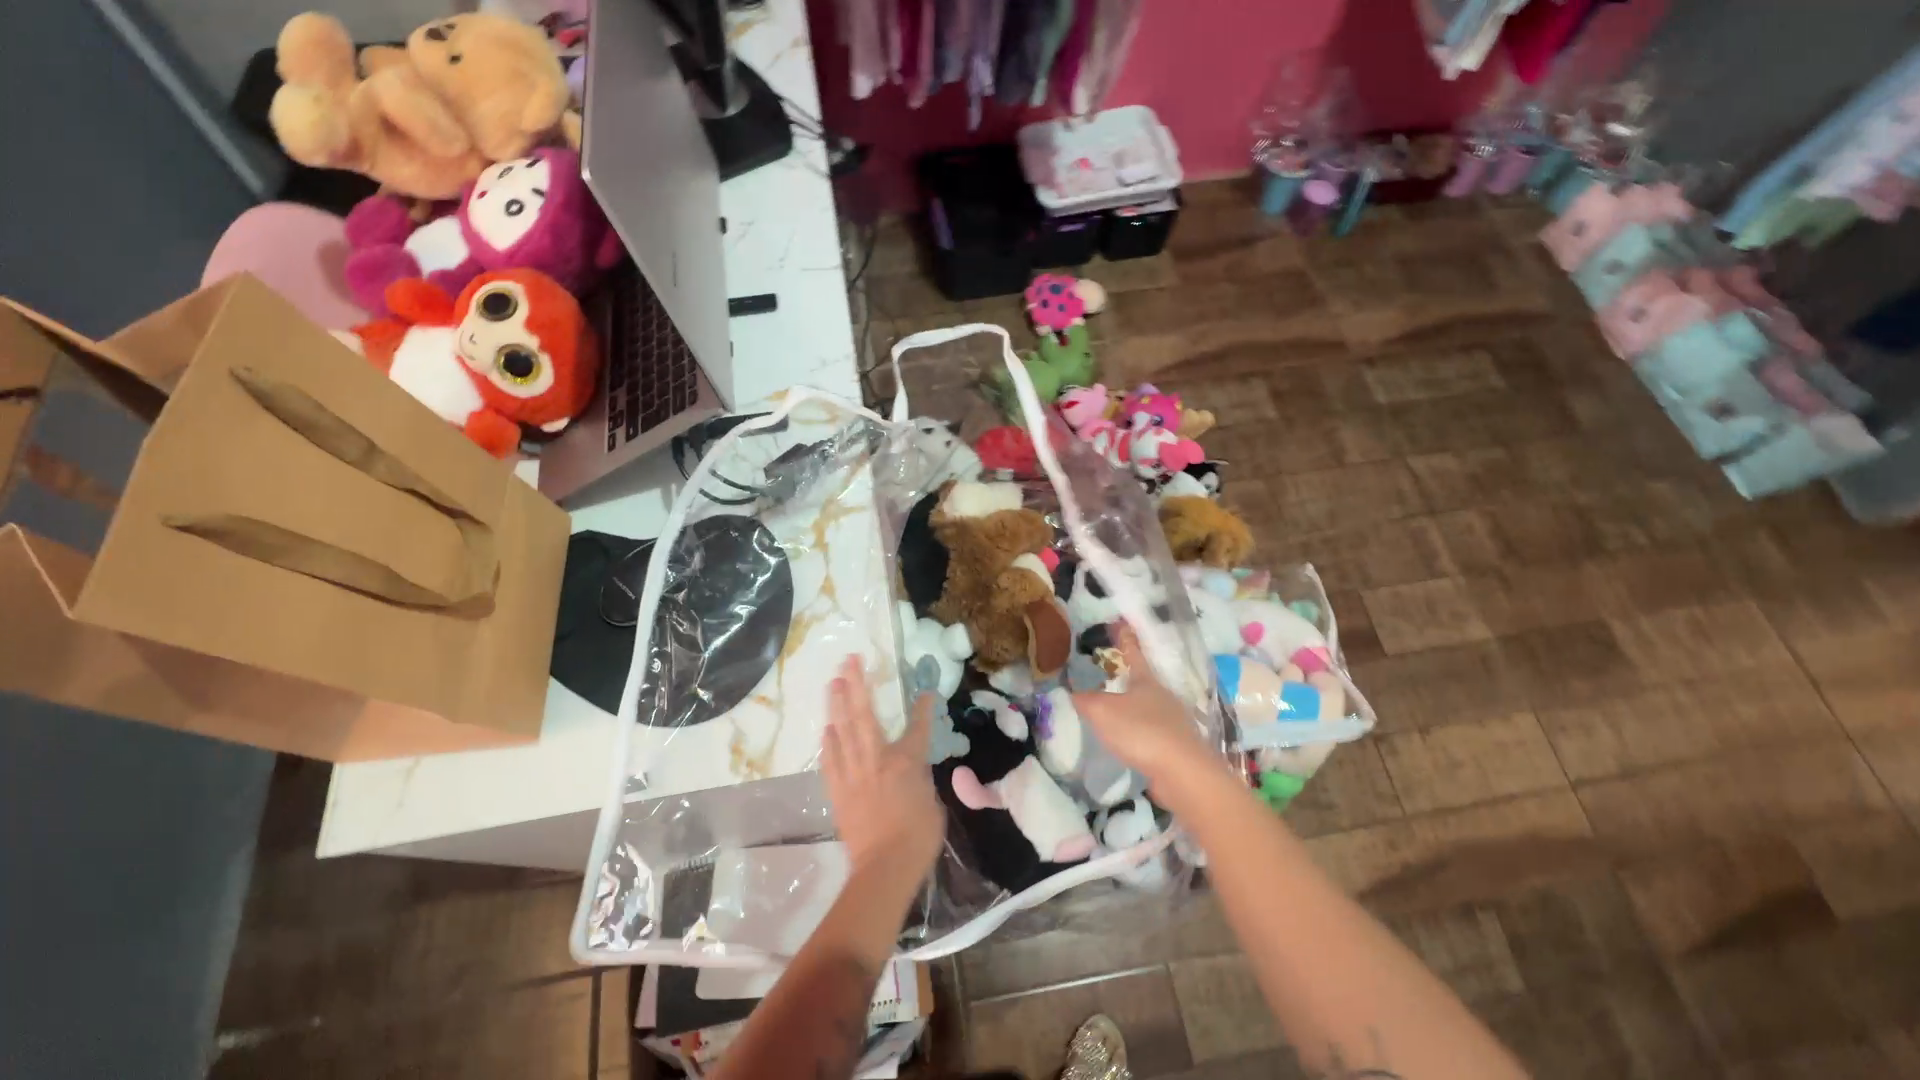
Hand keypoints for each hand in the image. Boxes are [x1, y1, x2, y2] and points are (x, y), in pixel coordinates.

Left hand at [821, 656, 944, 882]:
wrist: (884, 868)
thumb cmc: (919, 838)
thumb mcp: (932, 803)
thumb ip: (922, 780)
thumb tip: (913, 771)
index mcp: (907, 761)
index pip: (918, 726)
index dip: (922, 707)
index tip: (924, 692)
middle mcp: (877, 758)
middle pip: (864, 713)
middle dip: (857, 683)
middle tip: (850, 660)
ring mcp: (853, 773)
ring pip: (842, 730)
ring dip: (837, 704)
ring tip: (832, 682)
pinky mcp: (838, 790)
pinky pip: (830, 759)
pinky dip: (829, 742)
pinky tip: (827, 728)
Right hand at [1071, 624, 1225, 804]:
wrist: (1182, 773)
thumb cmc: (1141, 731)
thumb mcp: (1102, 711)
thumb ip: (1084, 700)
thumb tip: (1072, 692)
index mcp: (1147, 681)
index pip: (1134, 653)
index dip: (1125, 639)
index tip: (1120, 624)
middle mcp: (1163, 697)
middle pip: (1143, 683)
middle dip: (1128, 679)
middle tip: (1107, 677)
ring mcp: (1174, 723)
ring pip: (1149, 709)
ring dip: (1133, 710)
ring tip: (1113, 715)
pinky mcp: (1176, 748)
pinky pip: (1152, 735)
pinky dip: (1139, 735)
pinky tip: (1128, 744)